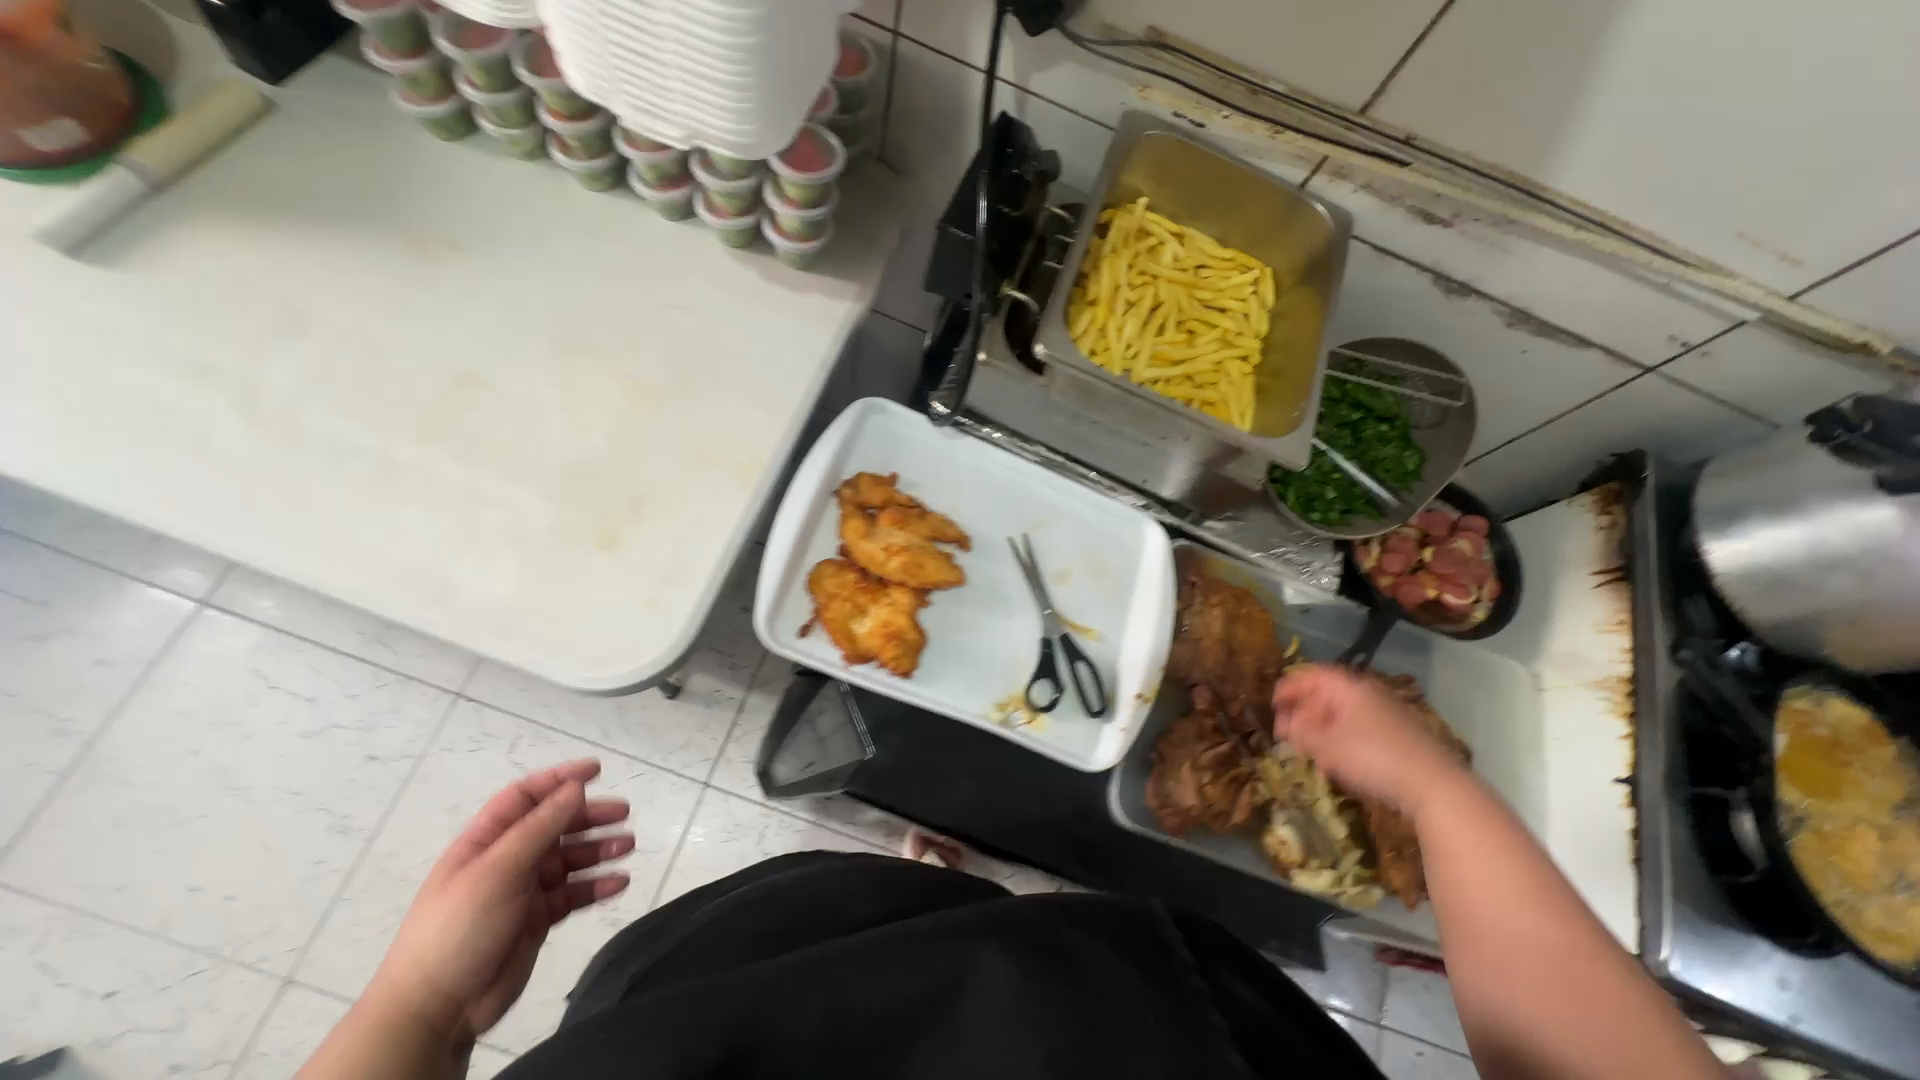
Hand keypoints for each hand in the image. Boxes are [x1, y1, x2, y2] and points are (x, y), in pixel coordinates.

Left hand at [365, 760, 633, 1045]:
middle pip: (555, 826)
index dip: (559, 779)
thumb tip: (574, 788)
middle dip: (588, 817)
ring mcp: (523, 891)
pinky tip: (619, 883)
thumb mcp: (498, 871)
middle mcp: (507, 860)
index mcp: (486, 841)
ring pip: (569, 860)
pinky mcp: (538, 920)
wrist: (437, 1007)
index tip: (597, 772)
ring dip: (598, 850)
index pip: (526, 797)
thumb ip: (539, 828)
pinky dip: (597, 886)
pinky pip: (574, 894)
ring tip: (628, 847)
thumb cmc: (458, 928)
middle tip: (623, 815)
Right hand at [1272, 665, 1468, 814]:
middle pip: (1328, 694)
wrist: (1433, 784)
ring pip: (1345, 713)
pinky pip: (1361, 728)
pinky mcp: (1400, 734)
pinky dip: (1342, 738)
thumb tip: (1285, 724)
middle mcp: (1370, 694)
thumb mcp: (1326, 745)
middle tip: (1288, 732)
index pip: (1313, 675)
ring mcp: (1388, 713)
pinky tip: (1338, 761)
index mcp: (1350, 688)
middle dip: (1305, 711)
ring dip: (1323, 728)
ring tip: (1310, 750)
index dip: (1290, 687)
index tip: (1273, 704)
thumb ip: (1300, 732)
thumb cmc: (1372, 757)